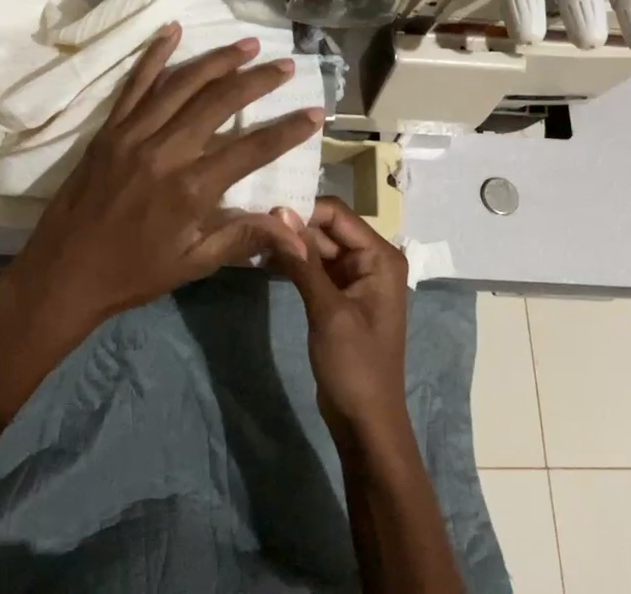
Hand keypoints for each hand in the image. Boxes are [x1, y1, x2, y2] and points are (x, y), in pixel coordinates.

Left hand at [0, 24, 322, 336]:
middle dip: (257, 80)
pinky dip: (155, 55)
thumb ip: (242, 237)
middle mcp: (165, 151)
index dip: (287, 130)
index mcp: (191, 189)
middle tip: (285, 65)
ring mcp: (132, 134)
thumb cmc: (133, 273)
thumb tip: (294, 228)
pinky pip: (134, 84)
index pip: (252, 149)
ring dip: (217, 61)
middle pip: (219, 103)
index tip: (315, 113)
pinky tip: (173, 31)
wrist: (63, 273)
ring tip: (247, 45)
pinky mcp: (108, 129)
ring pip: (182, 85)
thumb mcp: (193, 264)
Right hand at [272, 197, 410, 434]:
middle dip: (292, 227)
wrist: (364, 419)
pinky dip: (294, 264)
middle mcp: (371, 261)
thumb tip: (280, 213)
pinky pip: (315, 268)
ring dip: (290, 245)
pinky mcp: (339, 296)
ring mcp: (356, 279)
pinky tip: (264, 262)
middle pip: (327, 229)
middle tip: (250, 225)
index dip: (302, 210)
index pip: (337, 215)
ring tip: (251, 240)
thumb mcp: (328, 311)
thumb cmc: (354, 365)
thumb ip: (304, 262)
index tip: (263, 212)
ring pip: (318, 247)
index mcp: (381, 258)